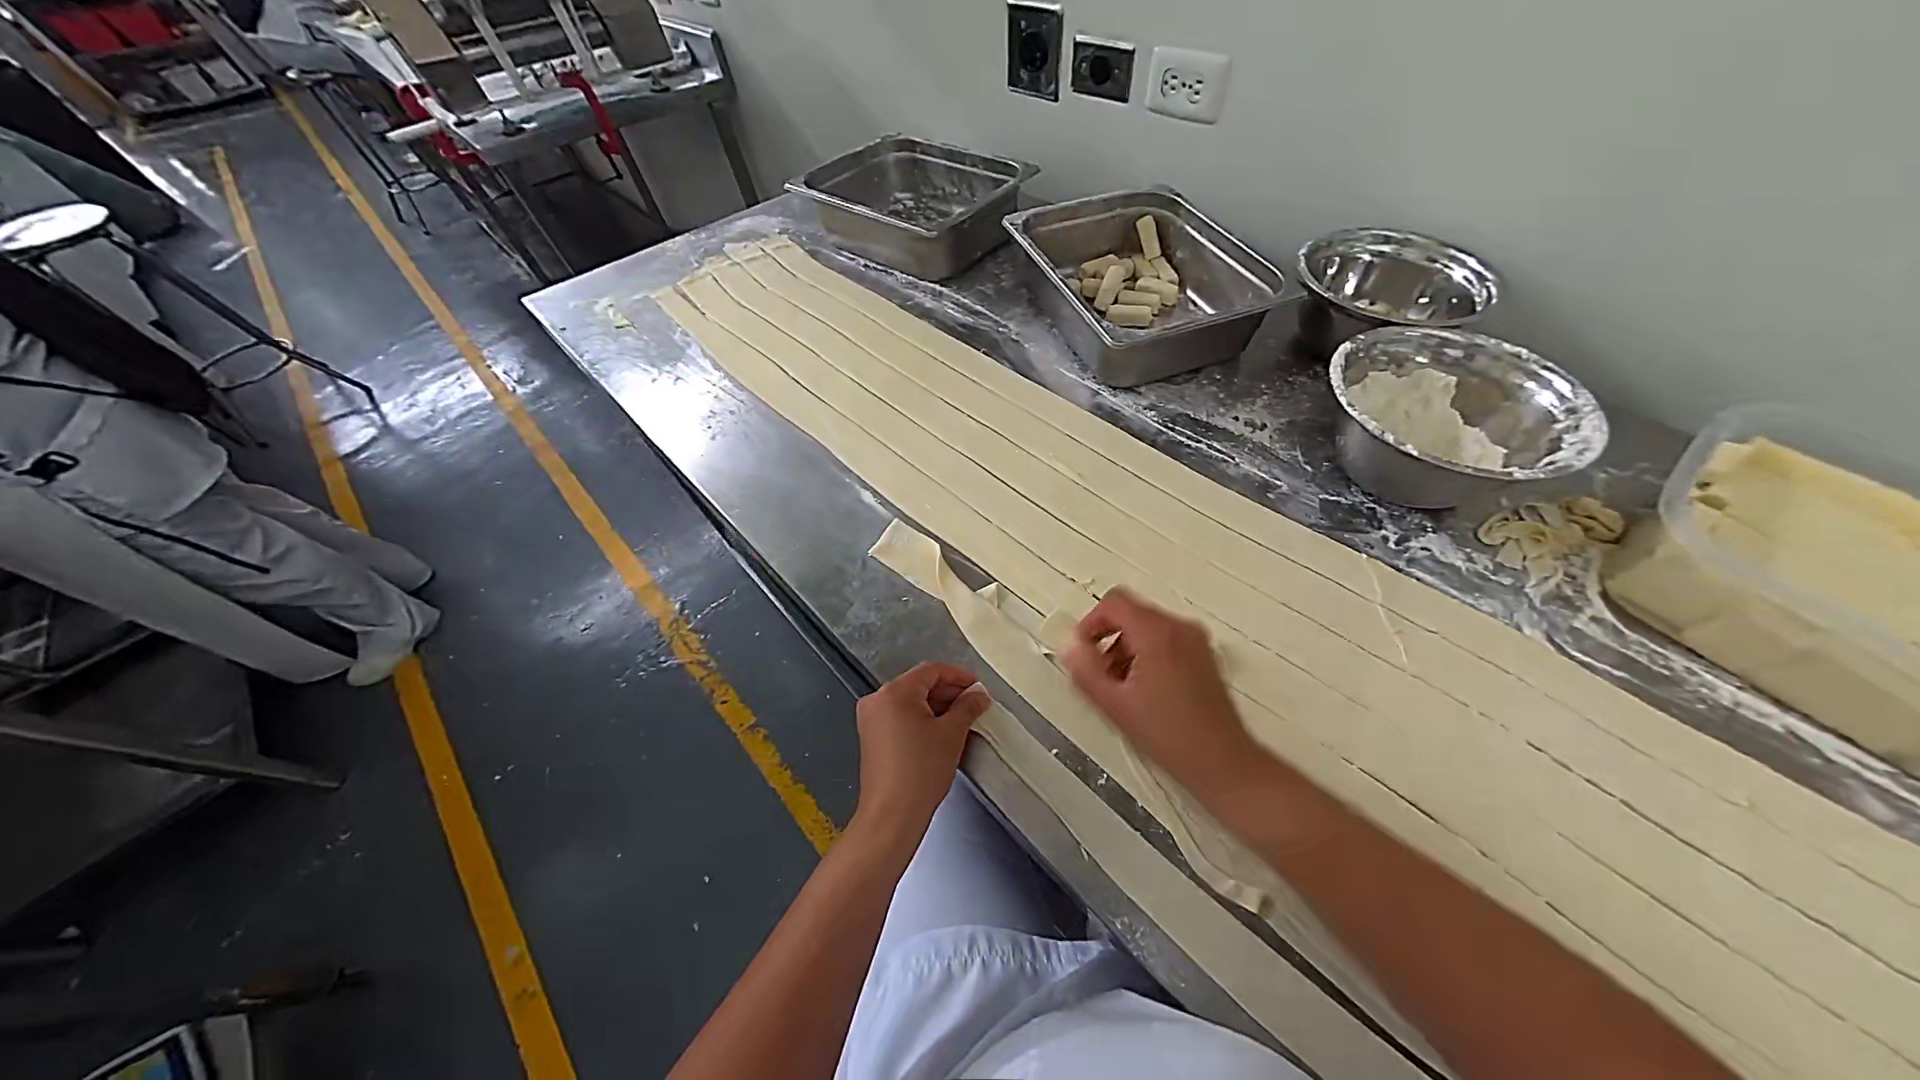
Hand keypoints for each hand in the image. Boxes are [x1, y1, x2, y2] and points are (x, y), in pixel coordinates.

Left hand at [850, 662, 992, 842]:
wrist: (892, 814)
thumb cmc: (919, 773)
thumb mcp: (952, 733)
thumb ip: (968, 706)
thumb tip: (978, 695)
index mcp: (895, 692)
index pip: (931, 670)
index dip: (959, 676)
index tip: (977, 687)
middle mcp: (878, 700)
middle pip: (919, 684)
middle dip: (949, 692)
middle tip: (974, 704)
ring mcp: (872, 719)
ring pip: (910, 701)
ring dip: (937, 706)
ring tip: (963, 720)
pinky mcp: (872, 737)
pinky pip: (901, 716)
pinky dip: (922, 719)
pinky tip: (942, 732)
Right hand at [1061, 588, 1256, 787]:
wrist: (1220, 761)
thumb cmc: (1173, 736)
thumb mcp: (1114, 703)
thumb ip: (1085, 669)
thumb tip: (1070, 648)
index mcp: (1158, 634)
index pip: (1114, 602)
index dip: (1090, 623)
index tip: (1083, 646)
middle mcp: (1181, 629)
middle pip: (1131, 613)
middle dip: (1108, 639)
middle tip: (1098, 672)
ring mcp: (1196, 641)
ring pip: (1147, 627)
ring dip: (1126, 649)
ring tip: (1119, 686)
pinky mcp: (1204, 655)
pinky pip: (1166, 640)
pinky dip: (1147, 655)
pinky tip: (1142, 690)